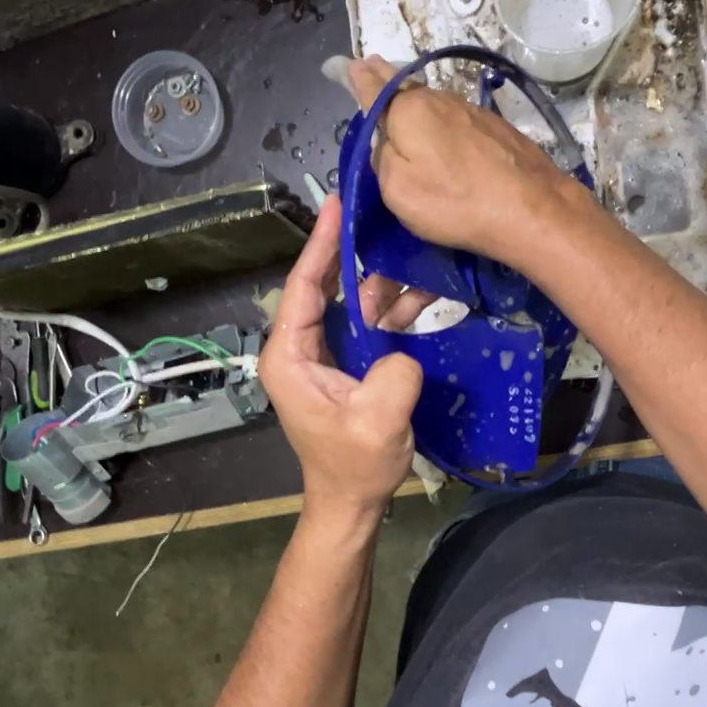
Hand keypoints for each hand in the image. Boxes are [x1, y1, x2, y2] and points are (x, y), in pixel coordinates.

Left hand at [260, 197, 425, 525]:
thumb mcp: (377, 423)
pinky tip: (416, 295)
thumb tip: (403, 351)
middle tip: (375, 213)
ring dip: (377, 283)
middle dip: (348, 251)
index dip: (320, 244)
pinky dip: (386, 309)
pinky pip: (363, 325)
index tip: (335, 204)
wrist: (351, 501)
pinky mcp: (343, 365)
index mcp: (290, 356)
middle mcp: (299, 349)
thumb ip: (393, 376)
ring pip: (347, 303)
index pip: (303, 287)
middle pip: (322, 286)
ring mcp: (321, 356)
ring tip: (410, 256)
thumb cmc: (353, 466)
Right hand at [345, 56, 592, 265]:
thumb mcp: (397, 189)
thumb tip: (382, 141)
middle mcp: (439, 100)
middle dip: (383, 82)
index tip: (342, 66)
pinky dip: (441, 122)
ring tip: (401, 107)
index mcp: (408, 110)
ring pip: (431, 103)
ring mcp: (471, 111)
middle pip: (403, 88)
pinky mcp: (495, 128)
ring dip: (414, 104)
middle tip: (370, 71)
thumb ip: (380, 158)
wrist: (530, 209)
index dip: (355, 77)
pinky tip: (441, 135)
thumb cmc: (454, 202)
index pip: (371, 86)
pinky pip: (455, 119)